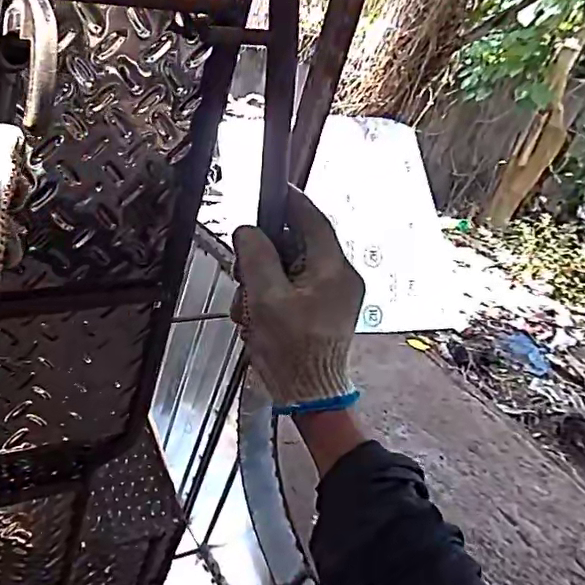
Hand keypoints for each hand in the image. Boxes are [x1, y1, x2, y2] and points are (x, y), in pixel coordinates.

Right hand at [231, 187, 362, 416]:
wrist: (309, 395)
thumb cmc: (291, 351)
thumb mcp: (265, 299)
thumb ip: (256, 258)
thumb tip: (248, 230)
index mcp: (333, 271)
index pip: (314, 221)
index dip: (292, 202)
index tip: (275, 189)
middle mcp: (341, 278)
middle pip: (297, 246)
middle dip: (264, 258)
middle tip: (243, 274)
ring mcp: (335, 296)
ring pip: (291, 269)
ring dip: (263, 283)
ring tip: (249, 309)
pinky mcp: (325, 311)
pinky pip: (295, 289)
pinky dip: (272, 297)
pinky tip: (258, 319)